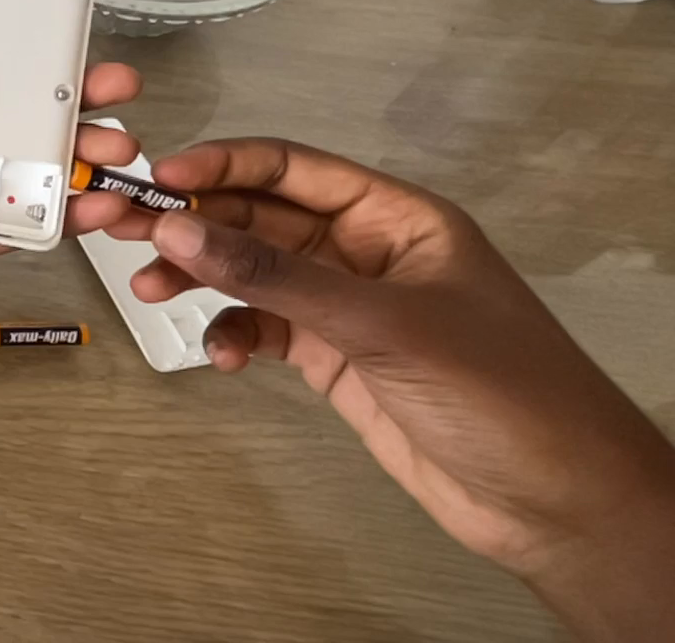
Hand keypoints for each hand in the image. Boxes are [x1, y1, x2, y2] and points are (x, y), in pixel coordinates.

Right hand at [113, 139, 674, 635]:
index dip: (221, 165)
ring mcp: (333, 301)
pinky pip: (253, 322)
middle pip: (251, 217)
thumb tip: (171, 227)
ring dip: (193, 275)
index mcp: (389, 218)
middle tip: (119, 227)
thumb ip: (270, 274)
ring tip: (148, 290)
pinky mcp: (318, 349)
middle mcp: (353, 250)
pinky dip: (226, 332)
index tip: (157, 177)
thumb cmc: (498, 394)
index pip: (288, 169)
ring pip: (241, 268)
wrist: (560, 513)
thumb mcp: (379, 324)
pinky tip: (219, 356)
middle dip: (188, 222)